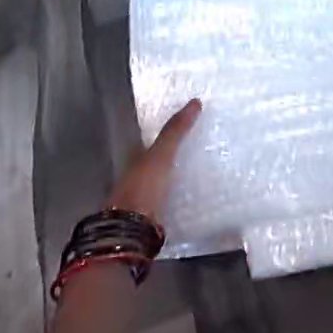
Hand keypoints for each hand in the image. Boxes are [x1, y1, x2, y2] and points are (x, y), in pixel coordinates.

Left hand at [107, 99, 202, 221]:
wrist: (131, 231)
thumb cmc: (144, 187)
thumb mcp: (161, 155)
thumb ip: (175, 131)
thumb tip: (195, 102)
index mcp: (137, 160)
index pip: (153, 141)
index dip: (169, 133)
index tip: (189, 126)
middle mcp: (136, 177)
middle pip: (157, 162)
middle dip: (174, 156)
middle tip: (199, 149)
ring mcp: (142, 200)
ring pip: (162, 182)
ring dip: (176, 178)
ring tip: (201, 174)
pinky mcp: (152, 219)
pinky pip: (169, 201)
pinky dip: (179, 196)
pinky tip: (192, 199)